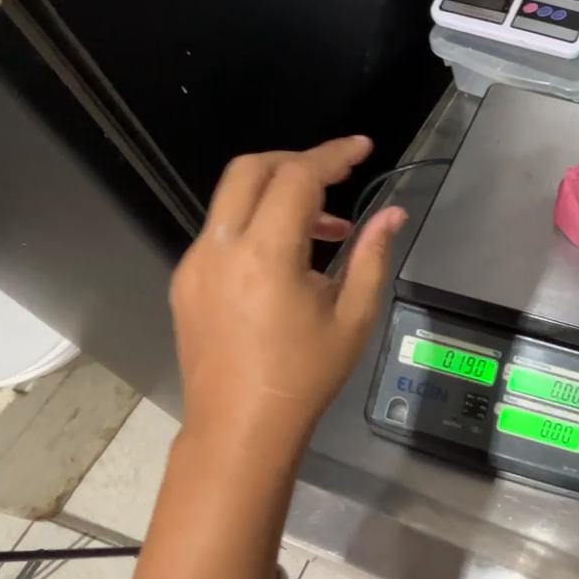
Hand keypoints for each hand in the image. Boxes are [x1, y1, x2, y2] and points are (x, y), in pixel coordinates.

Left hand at [168, 137, 405, 455]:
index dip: (332, 155)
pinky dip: (258, 223)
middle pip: (250, 169)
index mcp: (265, 256)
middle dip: (297, 160)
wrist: (240, 429)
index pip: (296, 178)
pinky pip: (223, 230)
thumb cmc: (306, 375)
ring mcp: (195, 265)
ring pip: (233, 199)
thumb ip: (372, 254)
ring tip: (328, 232)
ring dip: (279, 195)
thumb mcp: (354, 315)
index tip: (363, 149)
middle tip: (338, 177)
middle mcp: (220, 249)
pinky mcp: (186, 282)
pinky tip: (290, 258)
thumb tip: (392, 213)